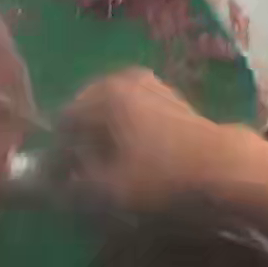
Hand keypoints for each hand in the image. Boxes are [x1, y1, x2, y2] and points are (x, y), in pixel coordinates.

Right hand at [60, 68, 253, 209]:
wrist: (219, 164)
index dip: (57, 150)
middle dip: (79, 137)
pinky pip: (130, 105)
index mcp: (104, 92)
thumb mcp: (109, 190)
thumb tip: (49, 183)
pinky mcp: (165, 92)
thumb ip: (71, 184)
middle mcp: (122, 76)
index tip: (58, 178)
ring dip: (101, 131)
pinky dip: (122, 124)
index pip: (64, 118)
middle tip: (80, 170)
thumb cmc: (159, 174)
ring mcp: (147, 81)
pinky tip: (131, 151)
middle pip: (86, 106)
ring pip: (110, 105)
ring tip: (105, 163)